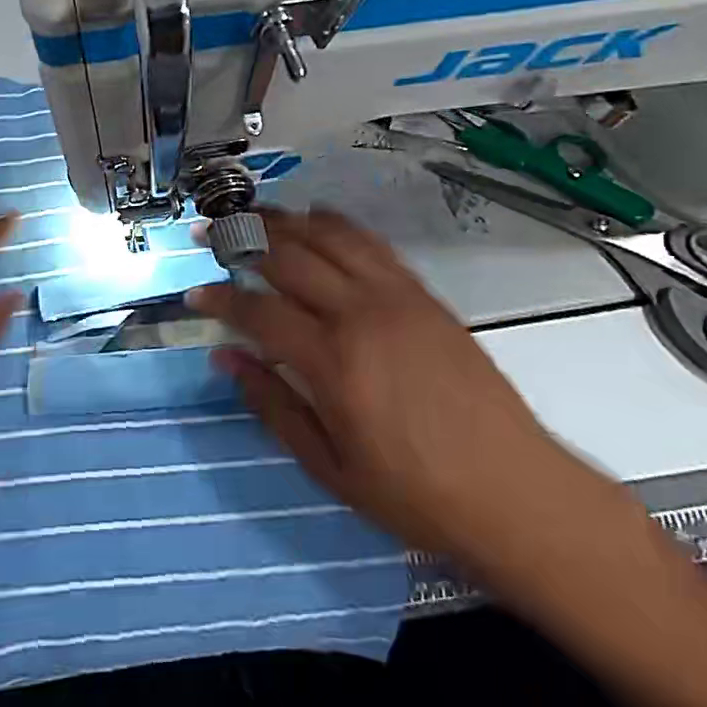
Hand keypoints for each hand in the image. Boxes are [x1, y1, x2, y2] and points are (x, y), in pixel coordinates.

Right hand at [188, 206, 598, 559]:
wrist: (512, 491)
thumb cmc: (412, 492)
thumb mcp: (328, 465)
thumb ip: (272, 404)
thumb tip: (226, 358)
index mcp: (332, 363)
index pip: (259, 312)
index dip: (220, 298)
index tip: (194, 292)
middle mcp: (361, 315)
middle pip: (289, 258)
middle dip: (241, 240)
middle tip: (209, 233)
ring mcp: (398, 298)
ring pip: (329, 238)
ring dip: (286, 221)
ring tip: (254, 215)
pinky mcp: (424, 295)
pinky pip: (372, 244)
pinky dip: (337, 225)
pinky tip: (317, 219)